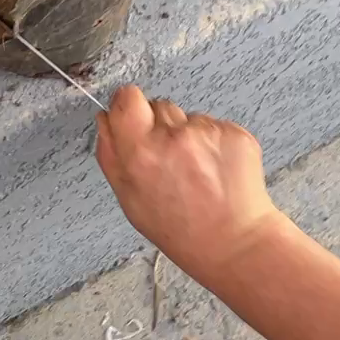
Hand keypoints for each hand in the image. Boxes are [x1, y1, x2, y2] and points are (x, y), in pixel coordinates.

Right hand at [95, 85, 285, 275]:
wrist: (233, 242)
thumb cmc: (178, 228)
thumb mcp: (127, 198)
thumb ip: (110, 153)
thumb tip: (105, 118)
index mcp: (139, 151)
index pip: (127, 97)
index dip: (128, 106)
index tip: (133, 117)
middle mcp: (172, 136)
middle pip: (157, 105)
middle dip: (159, 125)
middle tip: (169, 158)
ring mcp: (206, 133)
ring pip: (187, 116)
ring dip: (187, 134)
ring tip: (194, 169)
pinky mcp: (234, 133)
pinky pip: (214, 125)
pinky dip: (213, 142)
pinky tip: (214, 170)